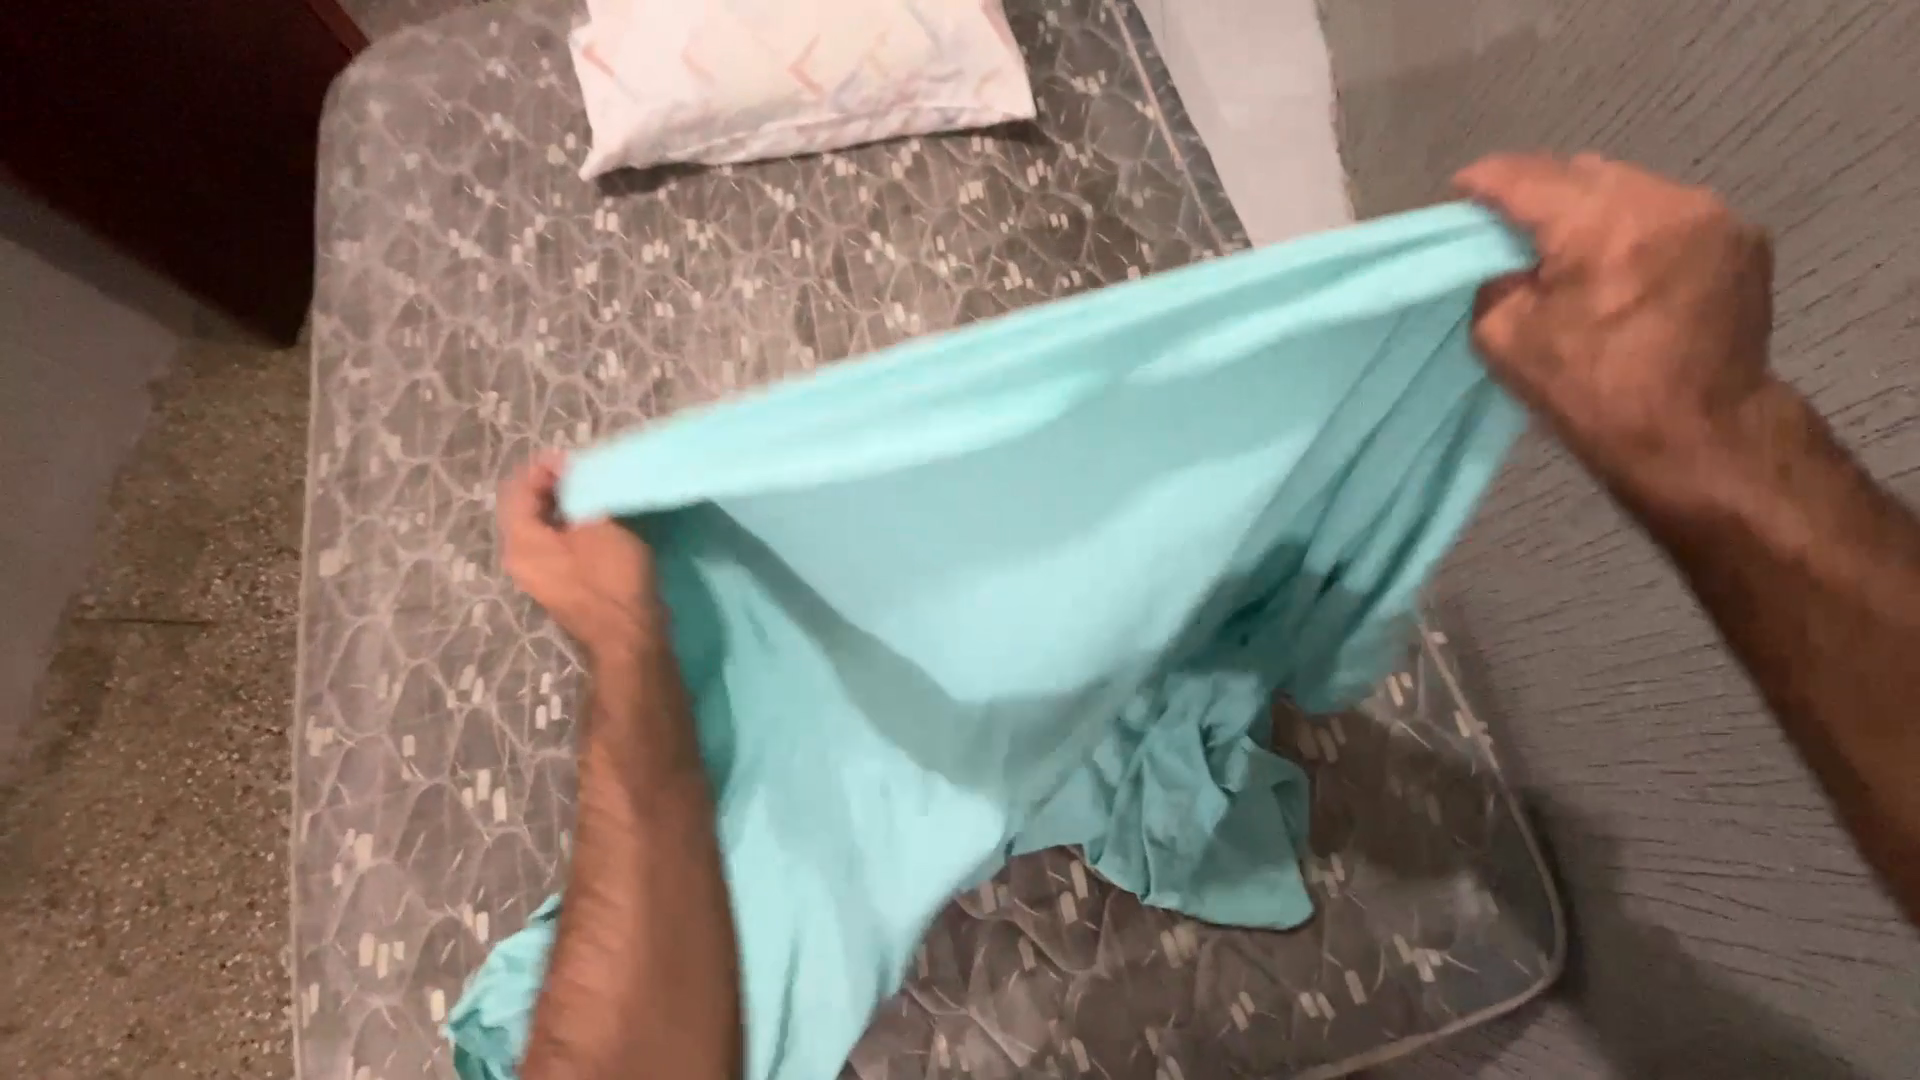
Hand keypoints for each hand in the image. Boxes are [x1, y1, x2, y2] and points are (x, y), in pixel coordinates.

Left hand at [499, 453, 662, 657]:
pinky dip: (575, 526)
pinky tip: (601, 521)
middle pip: (527, 509)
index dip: (542, 468)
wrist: (630, 638)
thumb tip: (581, 483)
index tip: (575, 457)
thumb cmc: (613, 581)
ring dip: (567, 506)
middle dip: (554, 485)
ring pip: (545, 528)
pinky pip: (561, 545)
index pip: (517, 491)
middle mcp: (522, 558)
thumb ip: (584, 498)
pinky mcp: (565, 585)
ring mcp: (543, 575)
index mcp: (521, 542)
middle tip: (587, 472)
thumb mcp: (600, 528)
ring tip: (597, 491)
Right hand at [1454, 153, 1776, 490]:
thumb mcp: (1504, 339)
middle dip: (1537, 190)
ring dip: (1586, 207)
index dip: (1486, 180)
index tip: (1459, 189)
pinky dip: (1627, 226)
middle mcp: (1666, 200)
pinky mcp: (1740, 238)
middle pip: (1583, 172)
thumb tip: (1504, 260)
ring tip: (1558, 239)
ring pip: (1629, 187)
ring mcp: (1713, 215)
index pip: (1528, 179)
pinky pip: (1665, 212)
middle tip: (1502, 219)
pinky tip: (1611, 259)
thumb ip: (1494, 282)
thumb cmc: (1587, 390)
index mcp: (1602, 224)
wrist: (1694, 432)